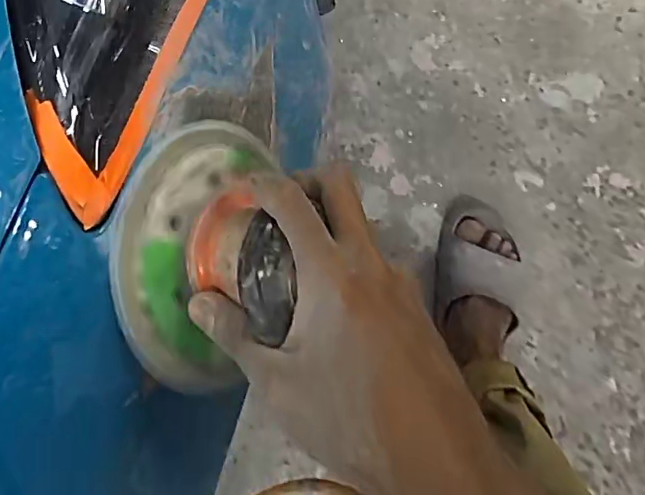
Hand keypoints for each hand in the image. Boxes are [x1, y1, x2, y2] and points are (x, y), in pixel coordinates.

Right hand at [188, 164, 526, 494]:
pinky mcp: (419, 305)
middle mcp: (369, 263)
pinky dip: (351, 258)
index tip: (241, 188)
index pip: (291, 200)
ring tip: (301, 262)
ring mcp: (401, 281)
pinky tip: (337, 306)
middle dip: (304, 179)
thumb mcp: (279, 386)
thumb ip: (234, 336)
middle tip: (277, 207)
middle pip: (339, 184)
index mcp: (330, 273)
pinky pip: (378, 258)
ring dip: (330, 222)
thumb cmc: (353, 422)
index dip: (261, 182)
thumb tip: (197, 303)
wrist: (447, 471)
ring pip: (362, 221)